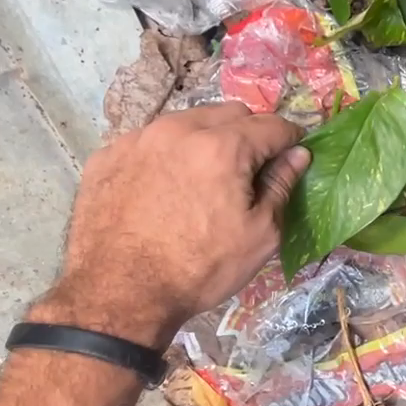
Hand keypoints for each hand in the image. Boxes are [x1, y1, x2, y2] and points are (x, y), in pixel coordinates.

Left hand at [28, 103, 309, 347]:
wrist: (120, 293)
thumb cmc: (202, 267)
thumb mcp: (260, 234)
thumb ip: (281, 186)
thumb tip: (298, 155)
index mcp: (222, 147)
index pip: (272, 125)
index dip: (291, 139)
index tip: (294, 158)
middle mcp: (178, 129)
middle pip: (230, 112)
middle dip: (250, 133)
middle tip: (253, 170)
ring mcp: (138, 139)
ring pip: (188, 121)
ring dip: (209, 139)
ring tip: (209, 179)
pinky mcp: (107, 155)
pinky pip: (152, 140)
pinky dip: (171, 154)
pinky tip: (169, 189)